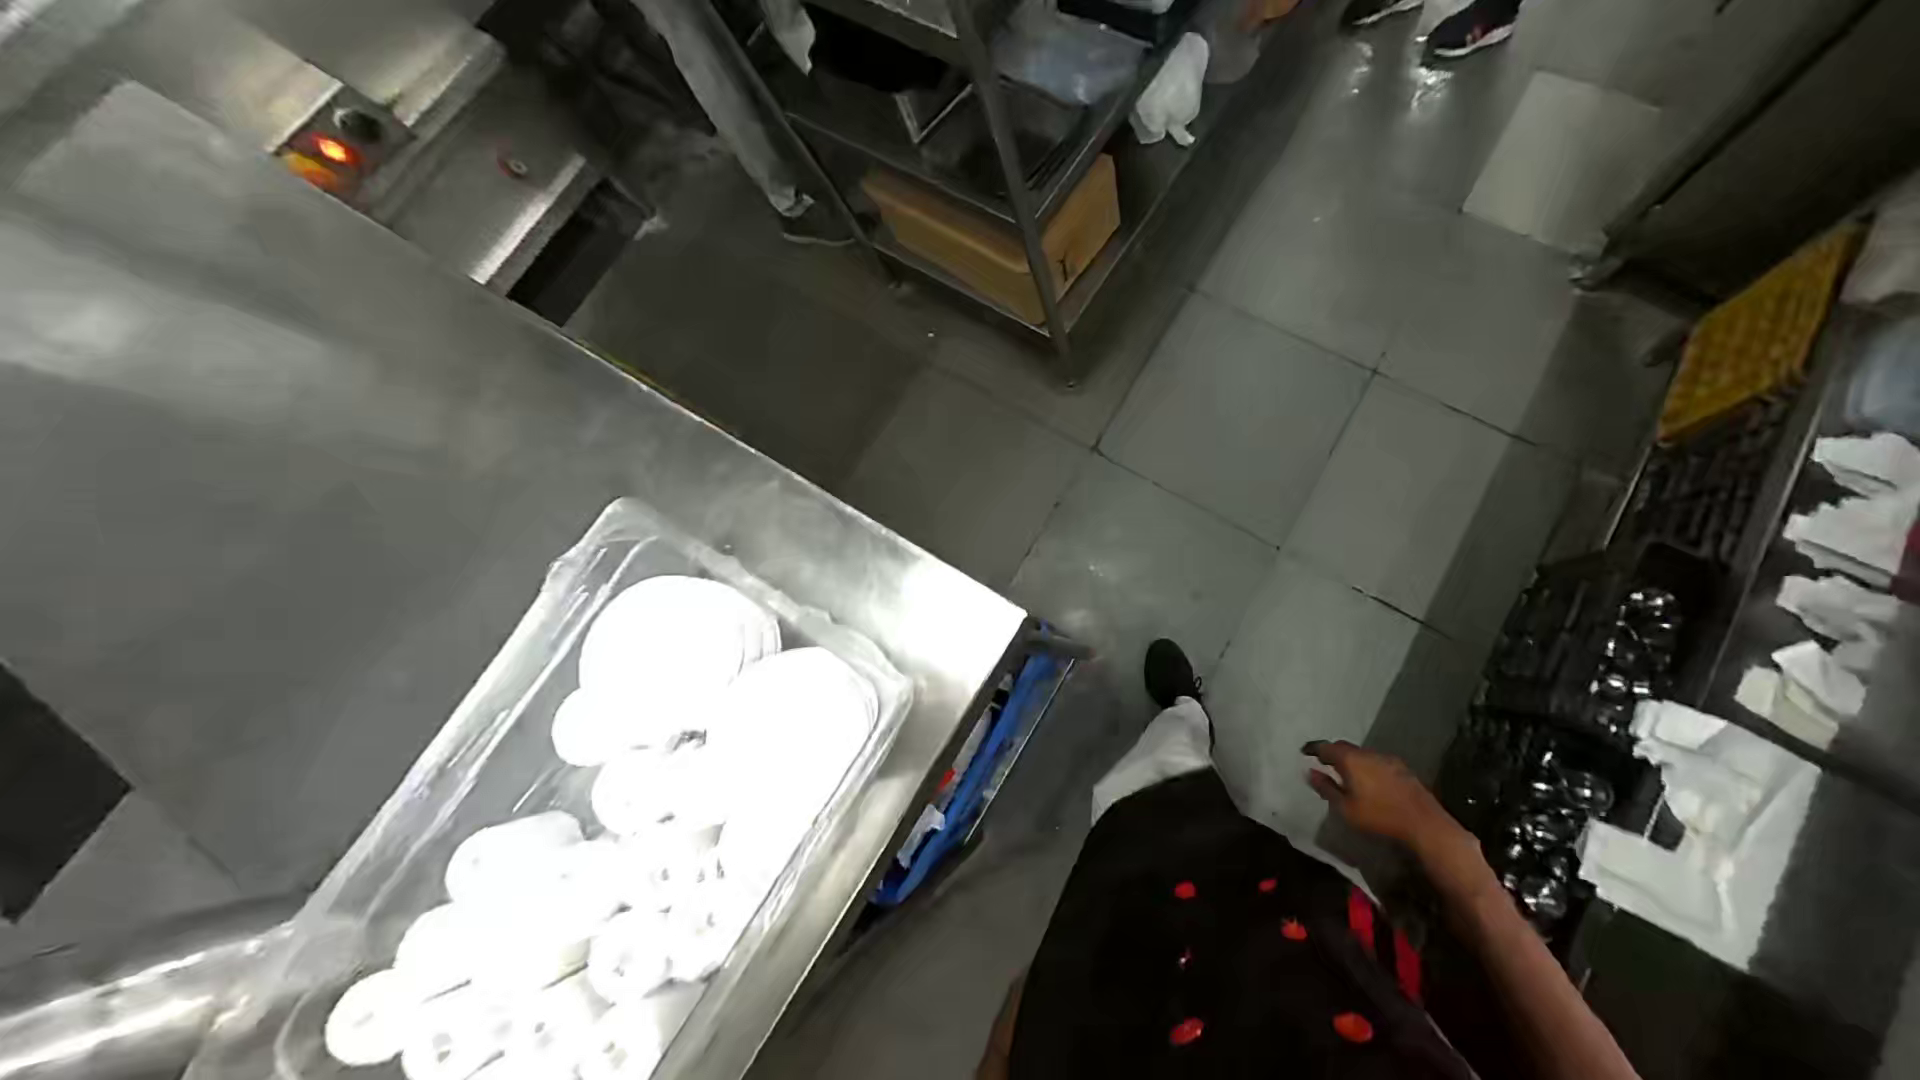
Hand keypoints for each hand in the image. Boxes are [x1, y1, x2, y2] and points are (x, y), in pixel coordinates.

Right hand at [1302, 740, 1463, 851]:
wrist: (1426, 826)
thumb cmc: (1379, 817)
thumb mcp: (1345, 808)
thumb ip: (1326, 788)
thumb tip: (1310, 772)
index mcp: (1351, 760)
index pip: (1326, 747)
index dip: (1313, 748)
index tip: (1304, 752)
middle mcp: (1369, 754)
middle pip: (1345, 747)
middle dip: (1333, 753)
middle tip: (1324, 762)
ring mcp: (1389, 760)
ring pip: (1363, 754)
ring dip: (1352, 760)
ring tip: (1347, 773)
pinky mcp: (1404, 770)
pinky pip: (1378, 762)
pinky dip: (1368, 767)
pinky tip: (1370, 781)